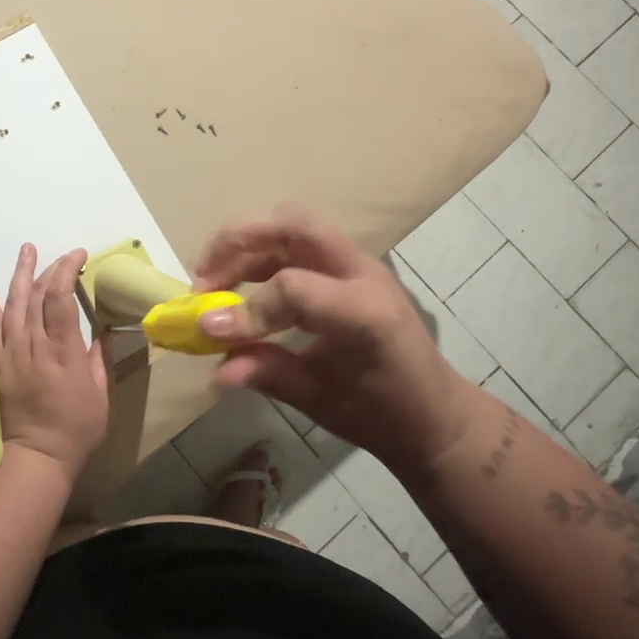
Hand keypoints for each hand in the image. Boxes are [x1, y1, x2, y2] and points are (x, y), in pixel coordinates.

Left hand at [0, 244, 109, 475]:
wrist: (35, 456)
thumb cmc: (76, 429)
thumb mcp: (100, 395)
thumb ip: (98, 360)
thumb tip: (102, 334)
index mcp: (64, 352)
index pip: (60, 298)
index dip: (67, 271)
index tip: (79, 256)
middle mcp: (34, 346)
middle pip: (36, 296)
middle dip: (50, 269)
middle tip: (64, 256)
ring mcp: (12, 353)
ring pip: (13, 305)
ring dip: (20, 275)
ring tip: (26, 251)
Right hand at [191, 204, 475, 472]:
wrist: (435, 414)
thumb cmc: (384, 414)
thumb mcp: (323, 403)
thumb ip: (269, 375)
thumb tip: (216, 372)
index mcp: (365, 313)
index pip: (293, 286)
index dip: (246, 309)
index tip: (208, 332)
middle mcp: (362, 274)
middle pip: (292, 224)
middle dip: (237, 242)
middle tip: (203, 280)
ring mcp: (355, 265)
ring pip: (290, 224)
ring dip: (243, 245)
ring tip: (211, 281)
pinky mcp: (344, 268)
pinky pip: (295, 244)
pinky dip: (258, 255)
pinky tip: (237, 286)